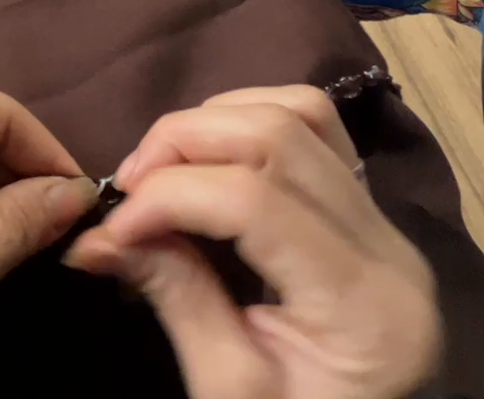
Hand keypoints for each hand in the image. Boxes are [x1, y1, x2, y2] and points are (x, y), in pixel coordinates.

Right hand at [65, 86, 440, 398]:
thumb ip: (172, 293)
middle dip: (180, 141)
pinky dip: (248, 116)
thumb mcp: (227, 390)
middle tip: (129, 185)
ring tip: (163, 167)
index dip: (167, 196)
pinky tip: (209, 153)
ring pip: (295, 112)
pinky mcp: (367, 207)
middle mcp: (388, 245)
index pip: (252, 199)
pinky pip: (314, 122)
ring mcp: (383, 219)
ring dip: (211, 122)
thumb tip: (95, 234)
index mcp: (364, 306)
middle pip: (274, 135)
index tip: (112, 228)